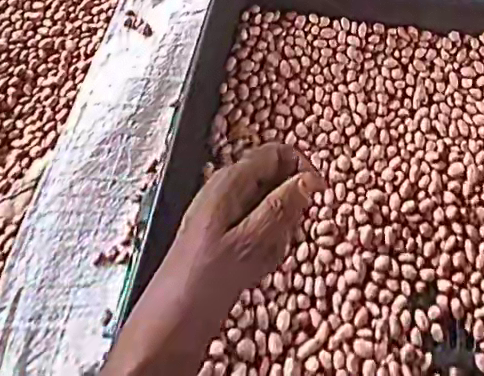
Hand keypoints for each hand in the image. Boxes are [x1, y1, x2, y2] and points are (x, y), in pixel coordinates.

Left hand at [103, 145, 322, 375]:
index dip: (301, 168)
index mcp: (230, 180)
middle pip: (275, 180)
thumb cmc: (201, 283)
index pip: (277, 152)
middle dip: (289, 208)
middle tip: (284, 237)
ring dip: (278, 232)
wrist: (165, 330)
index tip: (318, 195)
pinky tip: (255, 269)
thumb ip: (281, 208)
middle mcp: (226, 191)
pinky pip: (257, 232)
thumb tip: (310, 179)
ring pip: (269, 209)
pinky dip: (265, 248)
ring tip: (264, 259)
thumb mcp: (249, 244)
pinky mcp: (223, 239)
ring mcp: (223, 215)